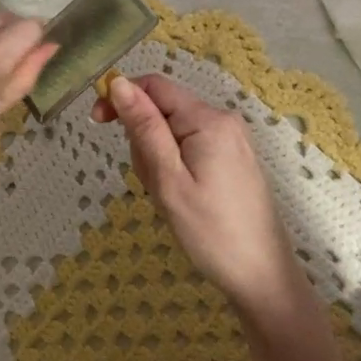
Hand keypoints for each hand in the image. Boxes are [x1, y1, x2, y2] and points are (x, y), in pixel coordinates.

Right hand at [93, 74, 290, 304]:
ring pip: (172, 131)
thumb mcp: (168, 179)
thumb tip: (118, 82)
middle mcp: (223, 120)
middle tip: (152, 183)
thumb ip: (143, 127)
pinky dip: (174, 166)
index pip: (153, 86)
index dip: (121, 97)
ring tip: (169, 196)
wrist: (263, 279)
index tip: (97, 123)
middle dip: (143, 140)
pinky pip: (189, 146)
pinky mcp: (233, 158)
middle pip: (162, 110)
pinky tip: (182, 196)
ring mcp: (231, 139)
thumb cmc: (211, 232)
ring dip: (158, 158)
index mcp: (208, 120)